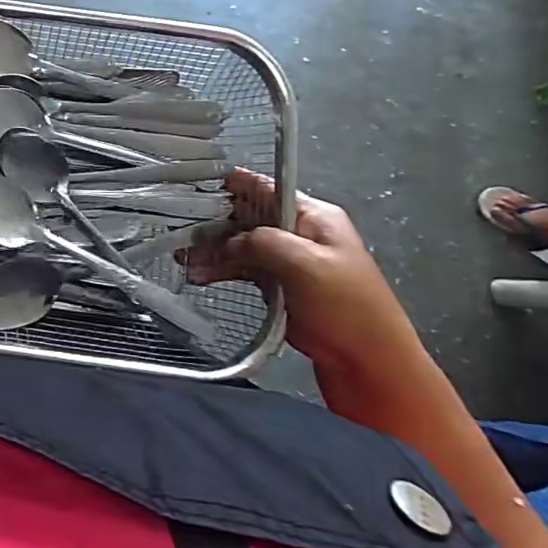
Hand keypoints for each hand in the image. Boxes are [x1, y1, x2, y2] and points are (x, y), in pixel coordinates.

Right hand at [181, 169, 418, 369]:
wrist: (368, 363)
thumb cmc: (346, 306)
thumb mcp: (305, 264)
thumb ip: (261, 241)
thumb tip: (229, 242)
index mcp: (312, 216)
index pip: (264, 188)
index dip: (228, 185)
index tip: (192, 188)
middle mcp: (298, 232)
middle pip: (246, 217)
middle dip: (212, 224)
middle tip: (179, 233)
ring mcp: (288, 260)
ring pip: (240, 245)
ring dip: (212, 251)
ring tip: (182, 260)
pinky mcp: (279, 284)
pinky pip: (242, 269)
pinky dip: (220, 271)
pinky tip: (197, 275)